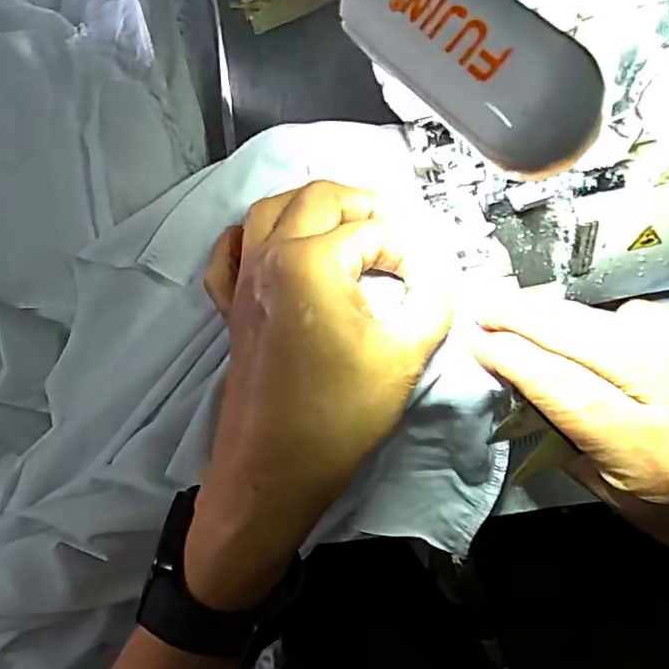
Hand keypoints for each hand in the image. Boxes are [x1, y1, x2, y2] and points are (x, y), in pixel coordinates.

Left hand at [186, 182, 452, 609]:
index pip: (375, 231)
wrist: (274, 470)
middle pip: (318, 198)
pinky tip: (277, 246)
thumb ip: (432, 303)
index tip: (429, 276)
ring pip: (270, 209)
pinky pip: (230, 252)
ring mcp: (243, 280)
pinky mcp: (230, 307)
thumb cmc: (339, 416)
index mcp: (311, 263)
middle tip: (397, 230)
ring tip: (348, 228)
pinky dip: (254, 236)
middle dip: (363, 204)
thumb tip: (438, 276)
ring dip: (312, 207)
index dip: (410, 249)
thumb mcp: (404, 356)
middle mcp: (270, 257)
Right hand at [473, 295, 668, 572]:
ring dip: (573, 321)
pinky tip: (620, 346)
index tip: (480, 340)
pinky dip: (620, 323)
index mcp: (656, 453)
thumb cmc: (668, 502)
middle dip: (530, 318)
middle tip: (490, 307)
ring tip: (555, 337)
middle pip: (590, 341)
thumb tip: (510, 368)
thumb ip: (555, 426)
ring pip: (614, 318)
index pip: (569, 389)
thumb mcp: (599, 484)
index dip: (517, 359)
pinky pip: (646, 313)